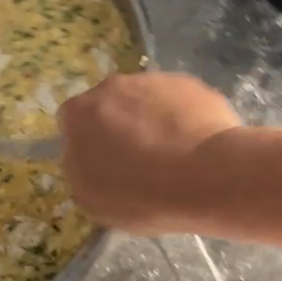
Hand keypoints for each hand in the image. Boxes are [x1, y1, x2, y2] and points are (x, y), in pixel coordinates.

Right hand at [58, 72, 242, 234]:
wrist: (209, 177)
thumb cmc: (143, 195)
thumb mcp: (92, 200)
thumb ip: (81, 169)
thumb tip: (89, 157)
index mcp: (80, 114)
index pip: (72, 122)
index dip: (89, 143)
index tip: (106, 164)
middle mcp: (112, 87)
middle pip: (110, 105)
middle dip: (121, 127)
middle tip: (141, 160)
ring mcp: (154, 80)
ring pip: (147, 100)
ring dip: (154, 121)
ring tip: (176, 155)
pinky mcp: (190, 83)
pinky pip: (178, 101)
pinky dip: (183, 118)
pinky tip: (197, 145)